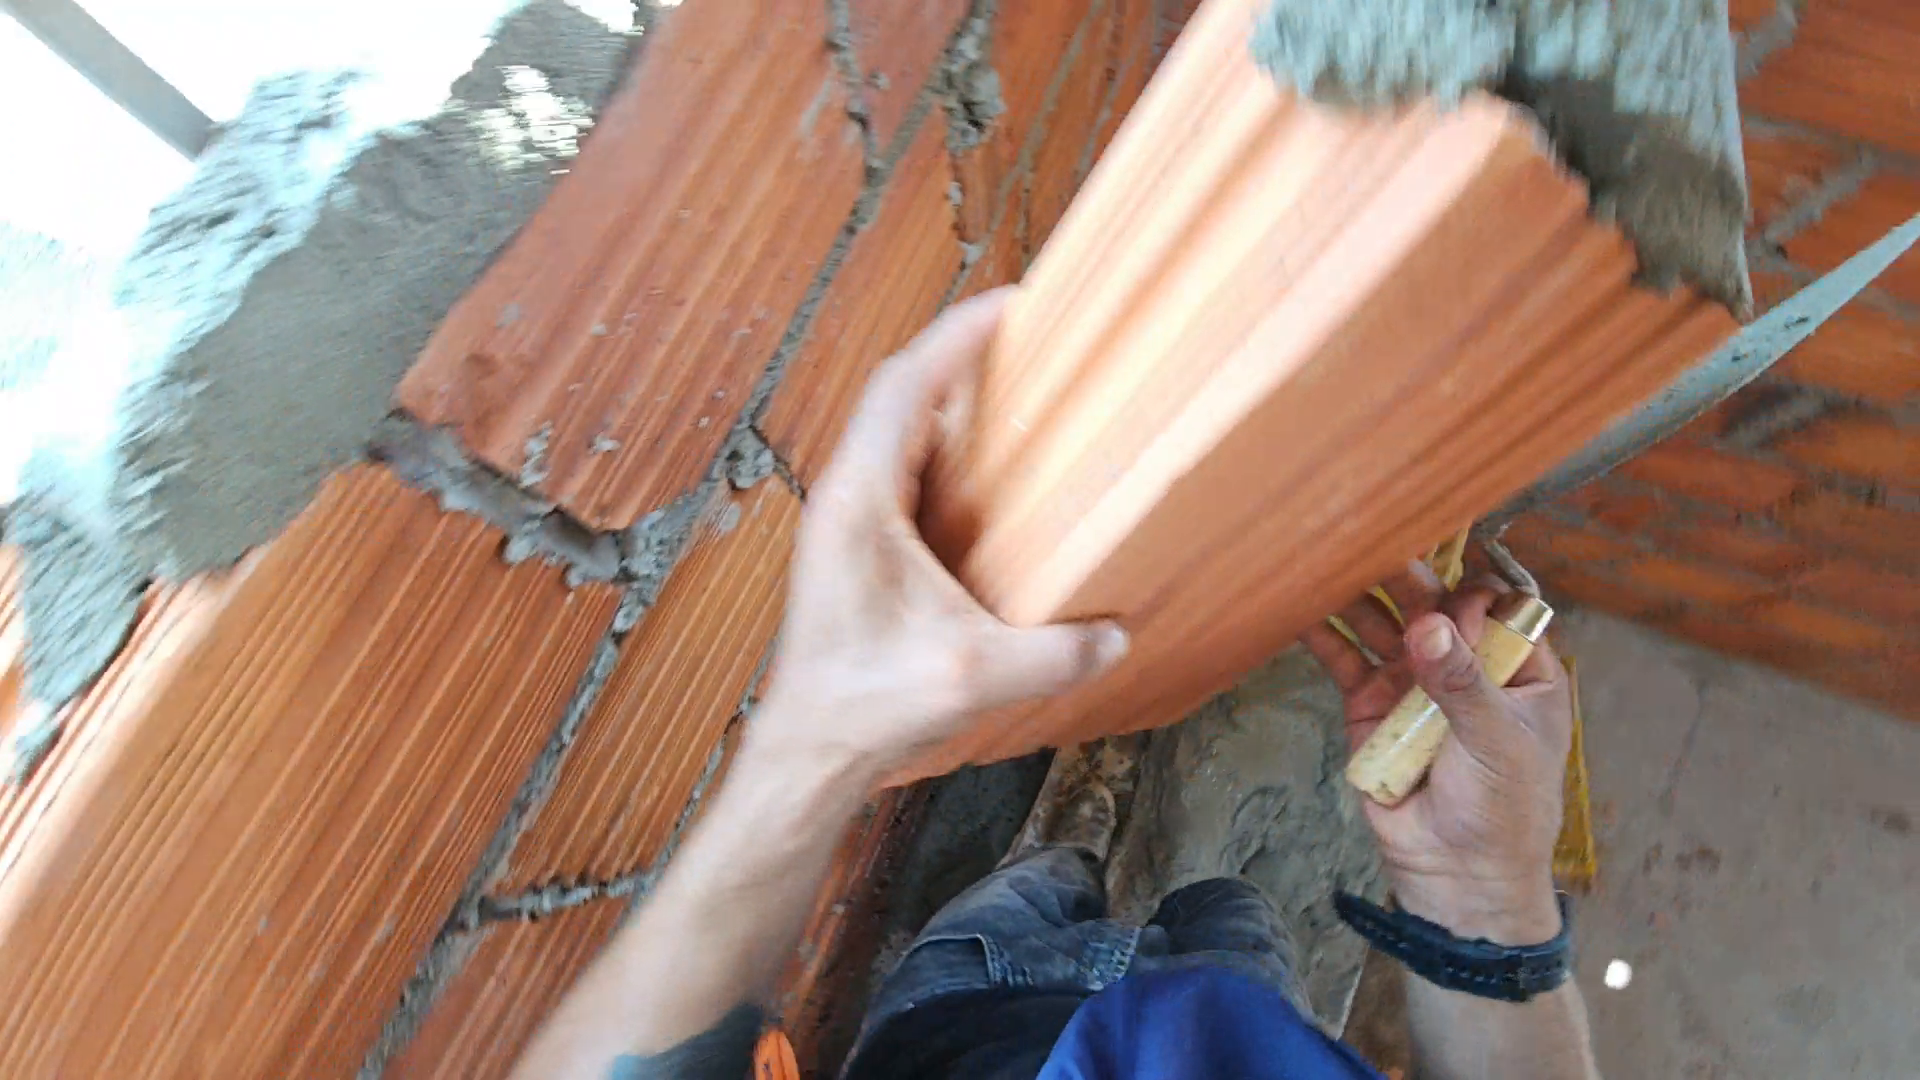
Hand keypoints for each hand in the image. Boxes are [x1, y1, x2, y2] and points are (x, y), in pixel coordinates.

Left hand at [752, 290, 1128, 785]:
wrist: (809, 747)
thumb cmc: (869, 705)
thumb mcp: (973, 676)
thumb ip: (1055, 654)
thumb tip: (1118, 635)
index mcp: (861, 501)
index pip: (906, 387)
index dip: (957, 336)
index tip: (1011, 306)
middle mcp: (844, 496)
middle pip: (897, 394)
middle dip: (956, 356)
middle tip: (1020, 342)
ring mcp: (842, 519)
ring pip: (893, 429)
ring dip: (944, 400)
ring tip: (1005, 390)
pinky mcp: (850, 545)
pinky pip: (895, 467)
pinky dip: (936, 446)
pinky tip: (976, 470)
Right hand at [1302, 563, 1571, 943]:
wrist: (1450, 869)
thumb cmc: (1501, 808)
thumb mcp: (1497, 743)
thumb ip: (1462, 683)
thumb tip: (1427, 624)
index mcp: (1513, 670)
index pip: (1492, 611)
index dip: (1468, 594)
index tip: (1445, 592)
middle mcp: (1458, 665)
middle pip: (1429, 608)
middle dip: (1404, 579)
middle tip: (1372, 546)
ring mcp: (1407, 680)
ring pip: (1380, 624)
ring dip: (1357, 596)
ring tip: (1328, 564)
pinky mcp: (1366, 699)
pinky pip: (1343, 657)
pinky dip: (1321, 634)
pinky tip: (1300, 610)